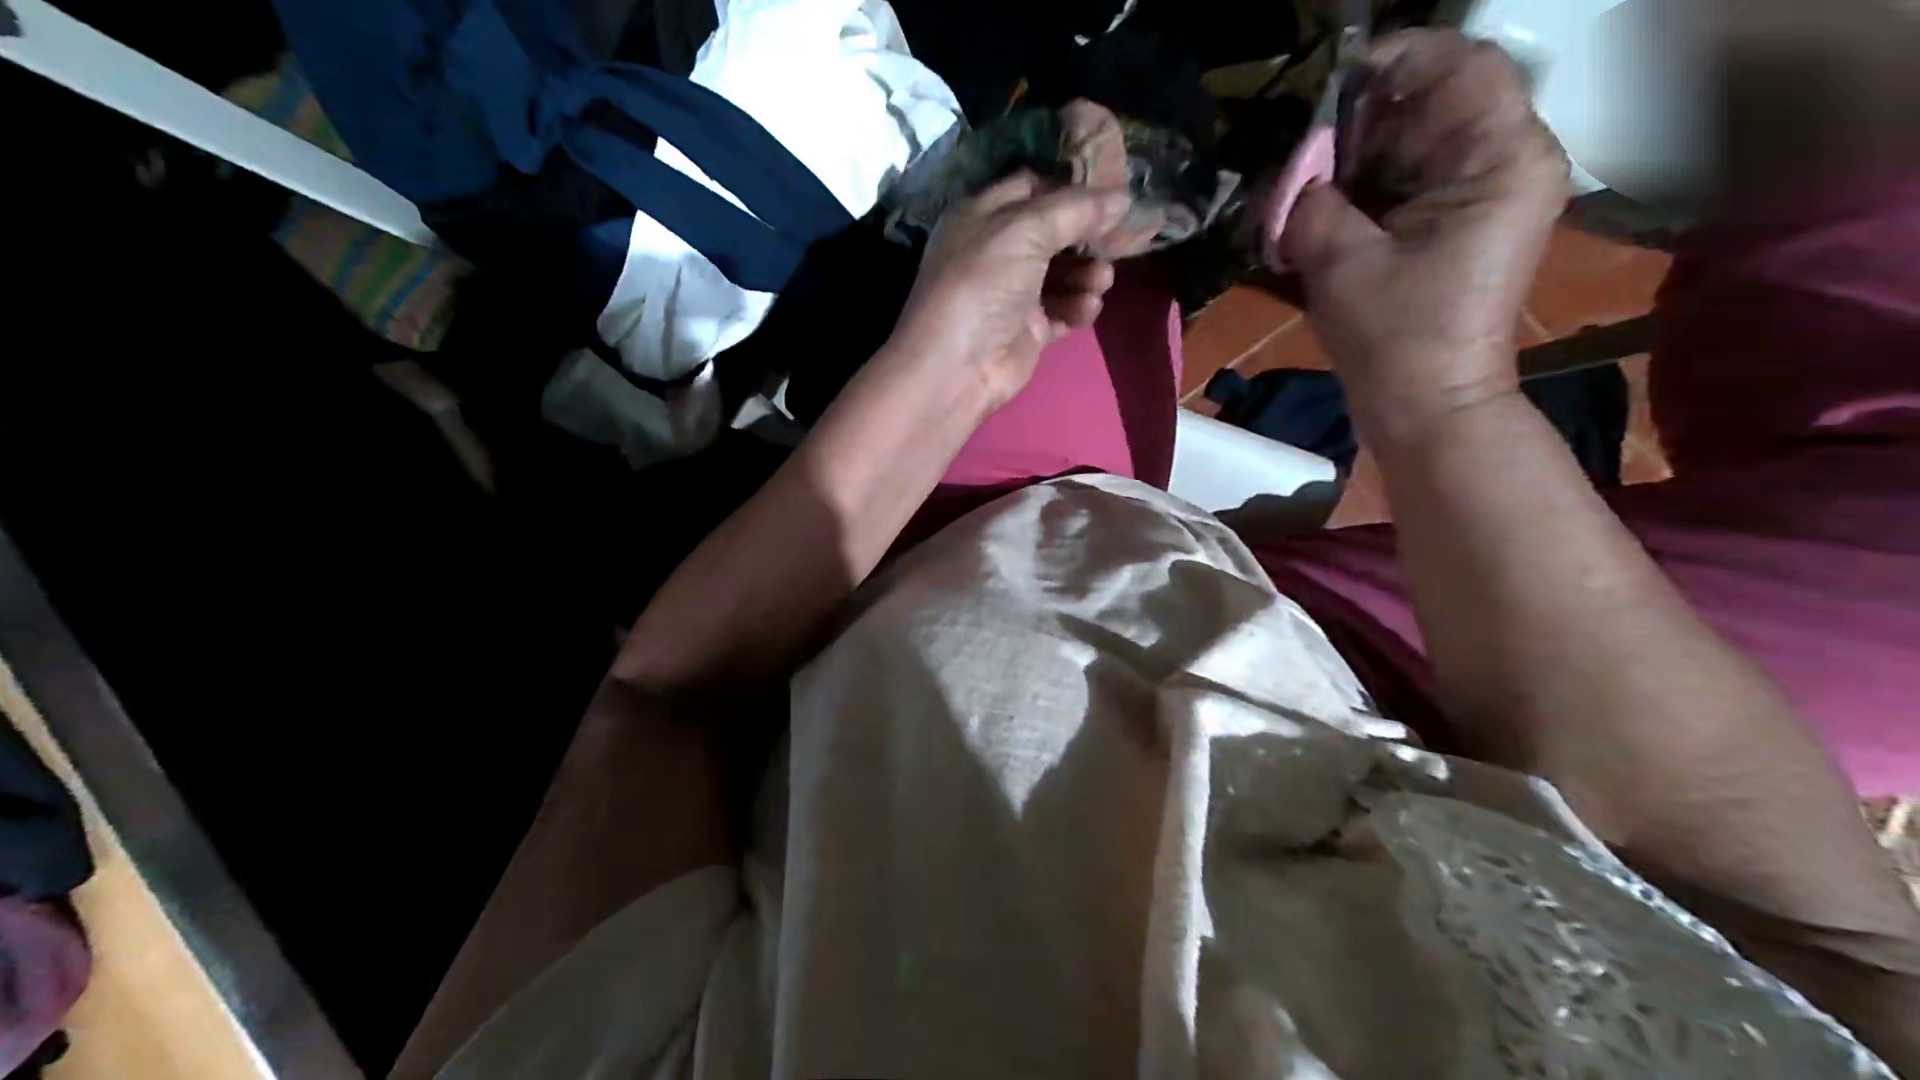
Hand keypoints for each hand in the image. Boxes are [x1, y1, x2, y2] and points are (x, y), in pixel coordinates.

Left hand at [889, 172, 1134, 409]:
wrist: (958, 365)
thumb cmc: (984, 282)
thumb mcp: (1026, 229)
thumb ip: (1076, 209)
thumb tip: (1122, 196)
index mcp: (984, 216)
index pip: (1033, 188)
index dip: (1071, 190)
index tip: (1110, 195)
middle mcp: (997, 251)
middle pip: (1054, 233)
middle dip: (1087, 235)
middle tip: (1118, 239)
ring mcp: (1013, 293)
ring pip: (1063, 273)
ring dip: (1088, 273)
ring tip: (1101, 280)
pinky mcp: (1028, 330)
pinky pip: (1063, 311)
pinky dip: (1079, 306)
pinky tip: (1088, 307)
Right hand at [1280, 30, 1570, 442]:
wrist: (1427, 406)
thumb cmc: (1394, 338)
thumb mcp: (1341, 263)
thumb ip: (1312, 203)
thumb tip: (1293, 176)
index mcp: (1502, 160)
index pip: (1464, 66)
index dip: (1398, 59)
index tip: (1333, 83)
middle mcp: (1510, 164)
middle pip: (1442, 102)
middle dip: (1369, 117)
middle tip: (1310, 146)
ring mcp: (1490, 196)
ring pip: (1425, 141)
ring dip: (1364, 153)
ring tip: (1313, 179)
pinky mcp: (1465, 225)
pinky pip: (1419, 178)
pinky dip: (1373, 183)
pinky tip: (1333, 204)